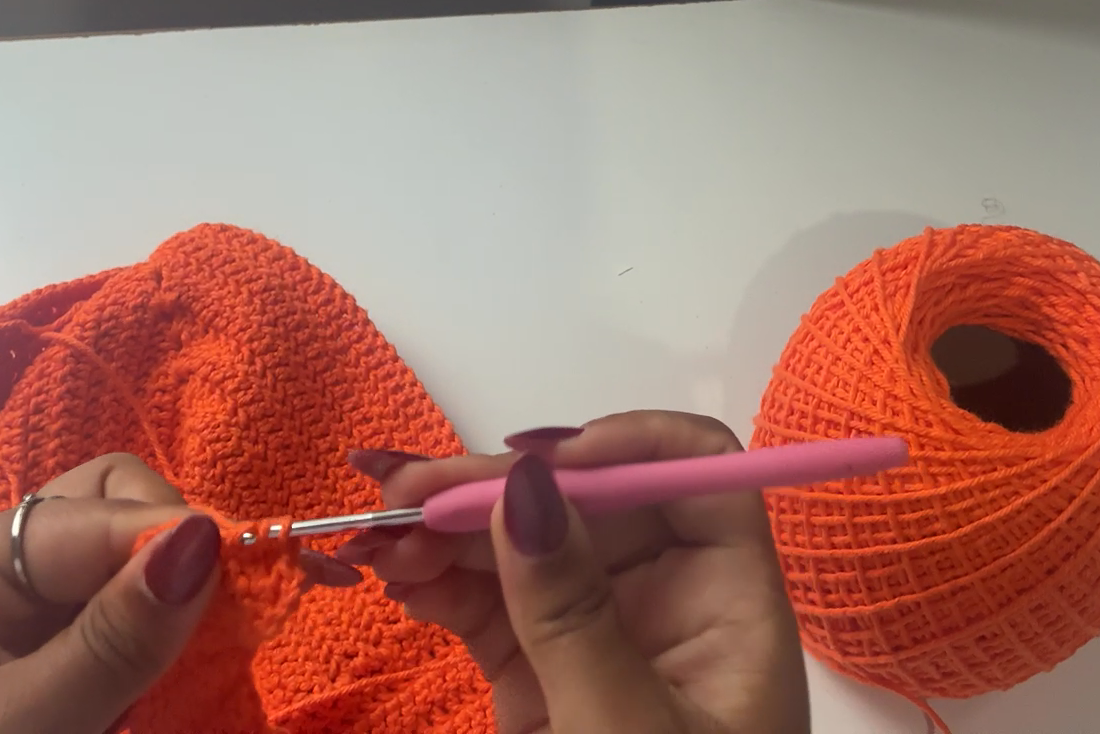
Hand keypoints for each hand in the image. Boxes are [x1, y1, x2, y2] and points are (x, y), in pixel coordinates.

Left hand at [0, 453, 355, 733]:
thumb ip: (113, 640)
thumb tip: (212, 536)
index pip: (105, 502)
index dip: (181, 534)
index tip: (247, 586)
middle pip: (118, 517)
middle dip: (175, 560)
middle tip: (206, 629)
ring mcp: (3, 615)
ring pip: (124, 569)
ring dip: (168, 605)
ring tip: (182, 662)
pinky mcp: (24, 660)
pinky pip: (111, 617)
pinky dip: (148, 640)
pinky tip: (152, 680)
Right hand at [342, 411, 809, 733]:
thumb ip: (574, 614)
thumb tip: (525, 485)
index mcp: (724, 594)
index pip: (695, 469)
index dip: (628, 441)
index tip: (542, 459)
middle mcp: (662, 590)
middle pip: (588, 495)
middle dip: (497, 485)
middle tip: (404, 488)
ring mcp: (595, 620)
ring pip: (526, 538)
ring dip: (448, 527)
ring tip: (375, 530)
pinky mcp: (538, 659)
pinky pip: (489, 596)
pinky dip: (439, 577)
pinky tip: (393, 572)